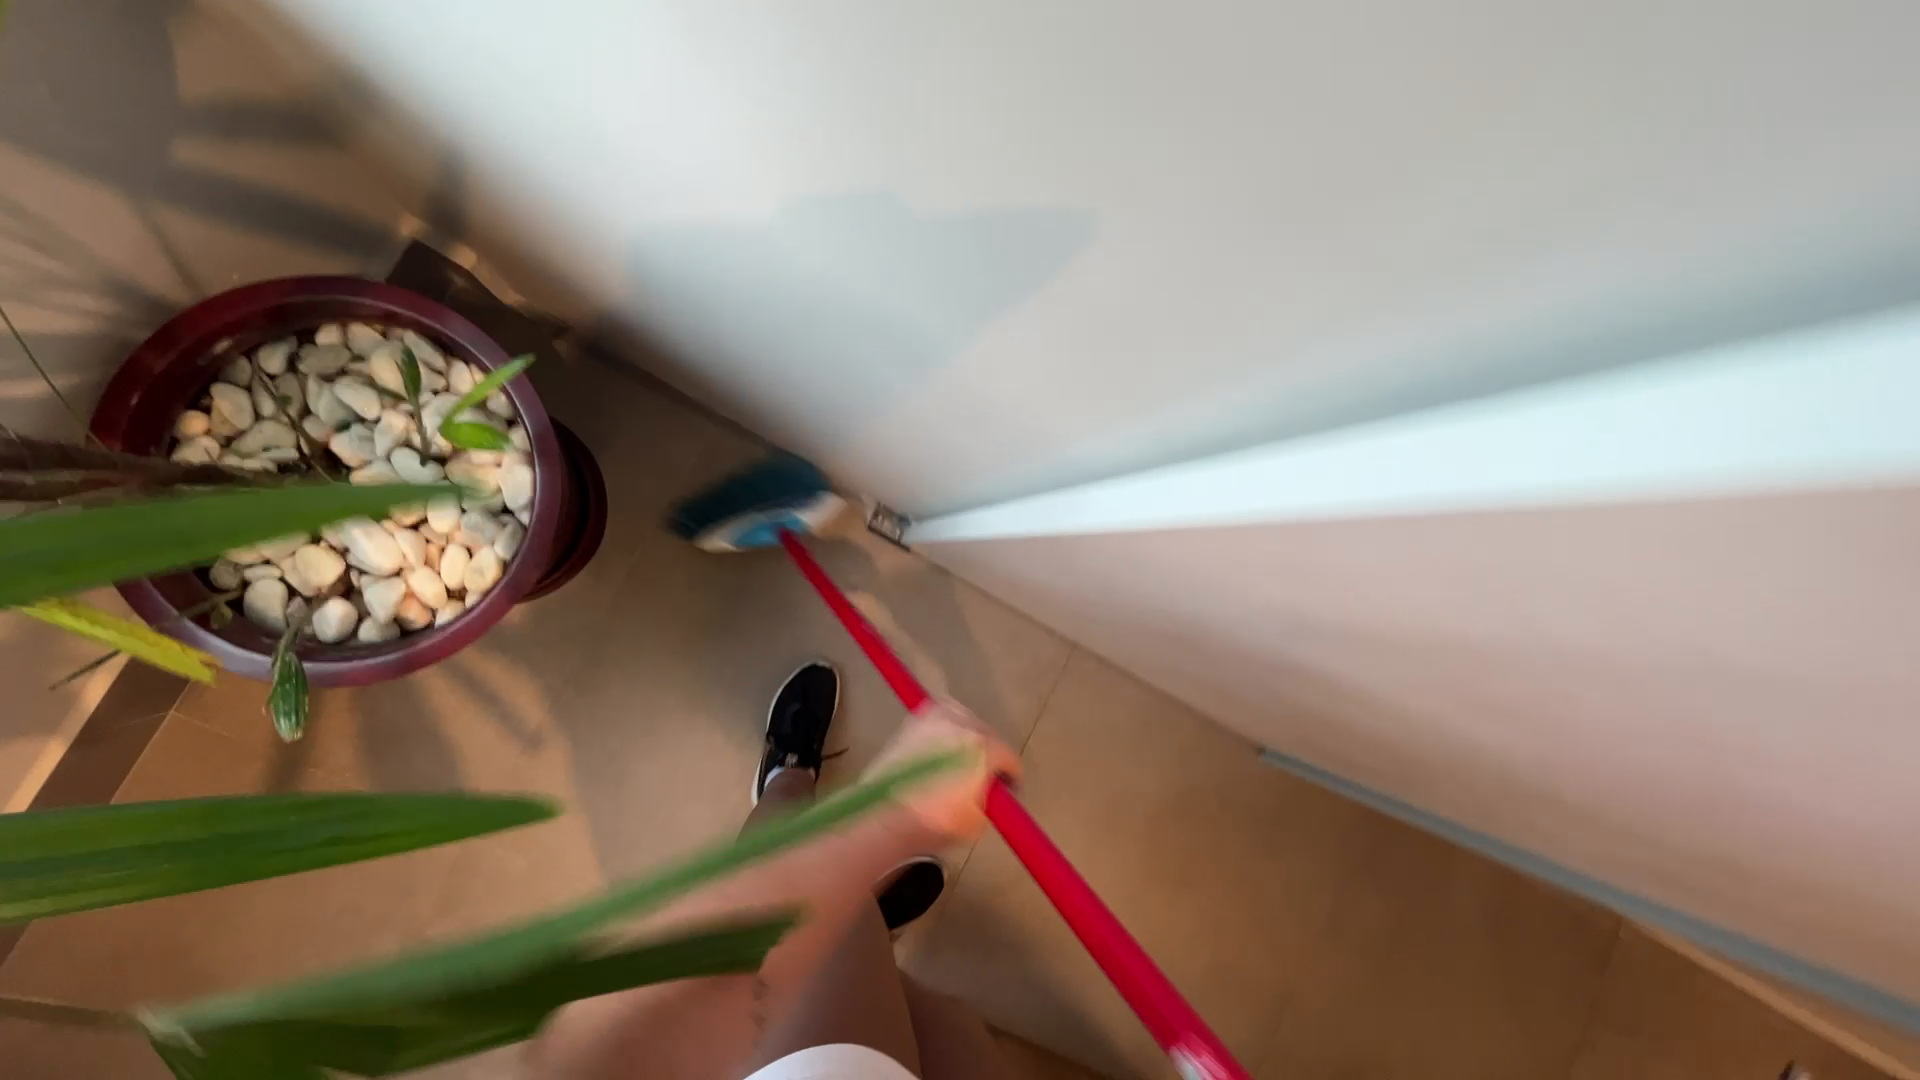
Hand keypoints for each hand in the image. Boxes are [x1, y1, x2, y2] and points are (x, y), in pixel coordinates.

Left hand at [865, 698, 1020, 842]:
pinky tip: (941, 745)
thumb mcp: (976, 821)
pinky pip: (941, 715)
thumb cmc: (935, 823)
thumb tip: (987, 790)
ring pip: (965, 720)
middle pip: (988, 735)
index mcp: (985, 750)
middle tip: (982, 778)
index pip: (1010, 758)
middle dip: (990, 755)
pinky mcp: (915, 721)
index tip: (1006, 791)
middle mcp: (964, 726)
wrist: (885, 814)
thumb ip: (989, 798)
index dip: (1011, 777)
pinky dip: (946, 727)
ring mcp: (937, 719)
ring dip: (968, 736)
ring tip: (961, 758)